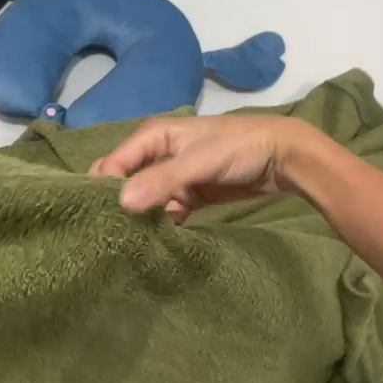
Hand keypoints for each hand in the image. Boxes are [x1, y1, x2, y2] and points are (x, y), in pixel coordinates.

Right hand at [89, 115, 331, 221]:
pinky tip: (156, 243)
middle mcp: (158, 155)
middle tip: (108, 234)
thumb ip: (161, 180)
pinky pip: (165, 213)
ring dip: (138, 219)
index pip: (113, 163)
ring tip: (128, 245)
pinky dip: (161, 225)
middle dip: (116, 204)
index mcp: (153, 137)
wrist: (286, 157)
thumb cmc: (239, 148)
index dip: (102, 187)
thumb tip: (121, 204)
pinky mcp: (189, 197)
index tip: (96, 218)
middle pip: (124, 182)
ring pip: (144, 201)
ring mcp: (174, 178)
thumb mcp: (198, 161)